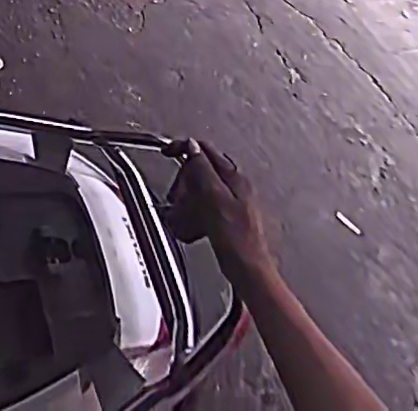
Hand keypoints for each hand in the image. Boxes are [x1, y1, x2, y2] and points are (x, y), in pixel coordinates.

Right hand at [176, 140, 273, 287]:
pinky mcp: (228, 216)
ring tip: (182, 206)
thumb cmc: (236, 238)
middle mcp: (236, 186)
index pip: (205, 149)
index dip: (184, 148)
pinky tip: (192, 218)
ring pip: (203, 185)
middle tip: (177, 190)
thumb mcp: (214, 197)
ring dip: (188, 192)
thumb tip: (192, 146)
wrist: (249, 270)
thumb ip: (203, 168)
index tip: (168, 152)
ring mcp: (233, 201)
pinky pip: (205, 201)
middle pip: (203, 167)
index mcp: (234, 177)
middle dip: (185, 176)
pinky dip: (194, 205)